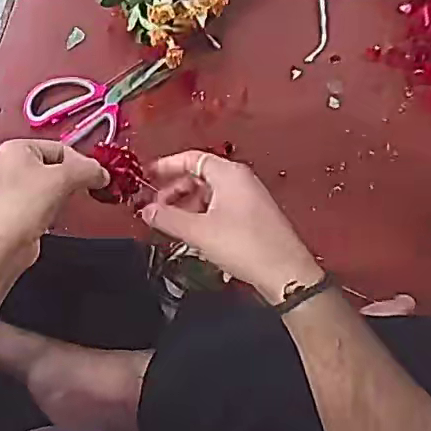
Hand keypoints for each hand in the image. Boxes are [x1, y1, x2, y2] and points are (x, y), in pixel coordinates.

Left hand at [0, 139, 108, 264]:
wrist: (1, 247)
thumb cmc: (19, 209)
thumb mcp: (61, 179)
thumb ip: (87, 170)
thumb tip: (101, 172)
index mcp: (18, 149)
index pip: (61, 148)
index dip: (81, 162)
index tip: (97, 174)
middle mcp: (15, 166)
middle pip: (59, 165)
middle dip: (75, 178)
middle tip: (90, 186)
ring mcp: (18, 189)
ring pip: (56, 185)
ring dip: (67, 193)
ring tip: (67, 201)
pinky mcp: (23, 210)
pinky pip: (49, 202)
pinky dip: (58, 206)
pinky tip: (57, 215)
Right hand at [137, 151, 322, 300]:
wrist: (285, 272)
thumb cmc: (246, 246)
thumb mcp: (198, 231)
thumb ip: (167, 218)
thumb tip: (146, 211)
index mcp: (229, 174)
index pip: (191, 158)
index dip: (166, 166)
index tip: (148, 176)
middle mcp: (240, 180)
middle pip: (199, 176)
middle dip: (174, 191)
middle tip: (156, 208)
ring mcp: (249, 197)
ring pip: (209, 194)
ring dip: (187, 206)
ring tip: (172, 225)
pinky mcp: (253, 216)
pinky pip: (220, 207)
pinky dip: (202, 215)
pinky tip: (194, 234)